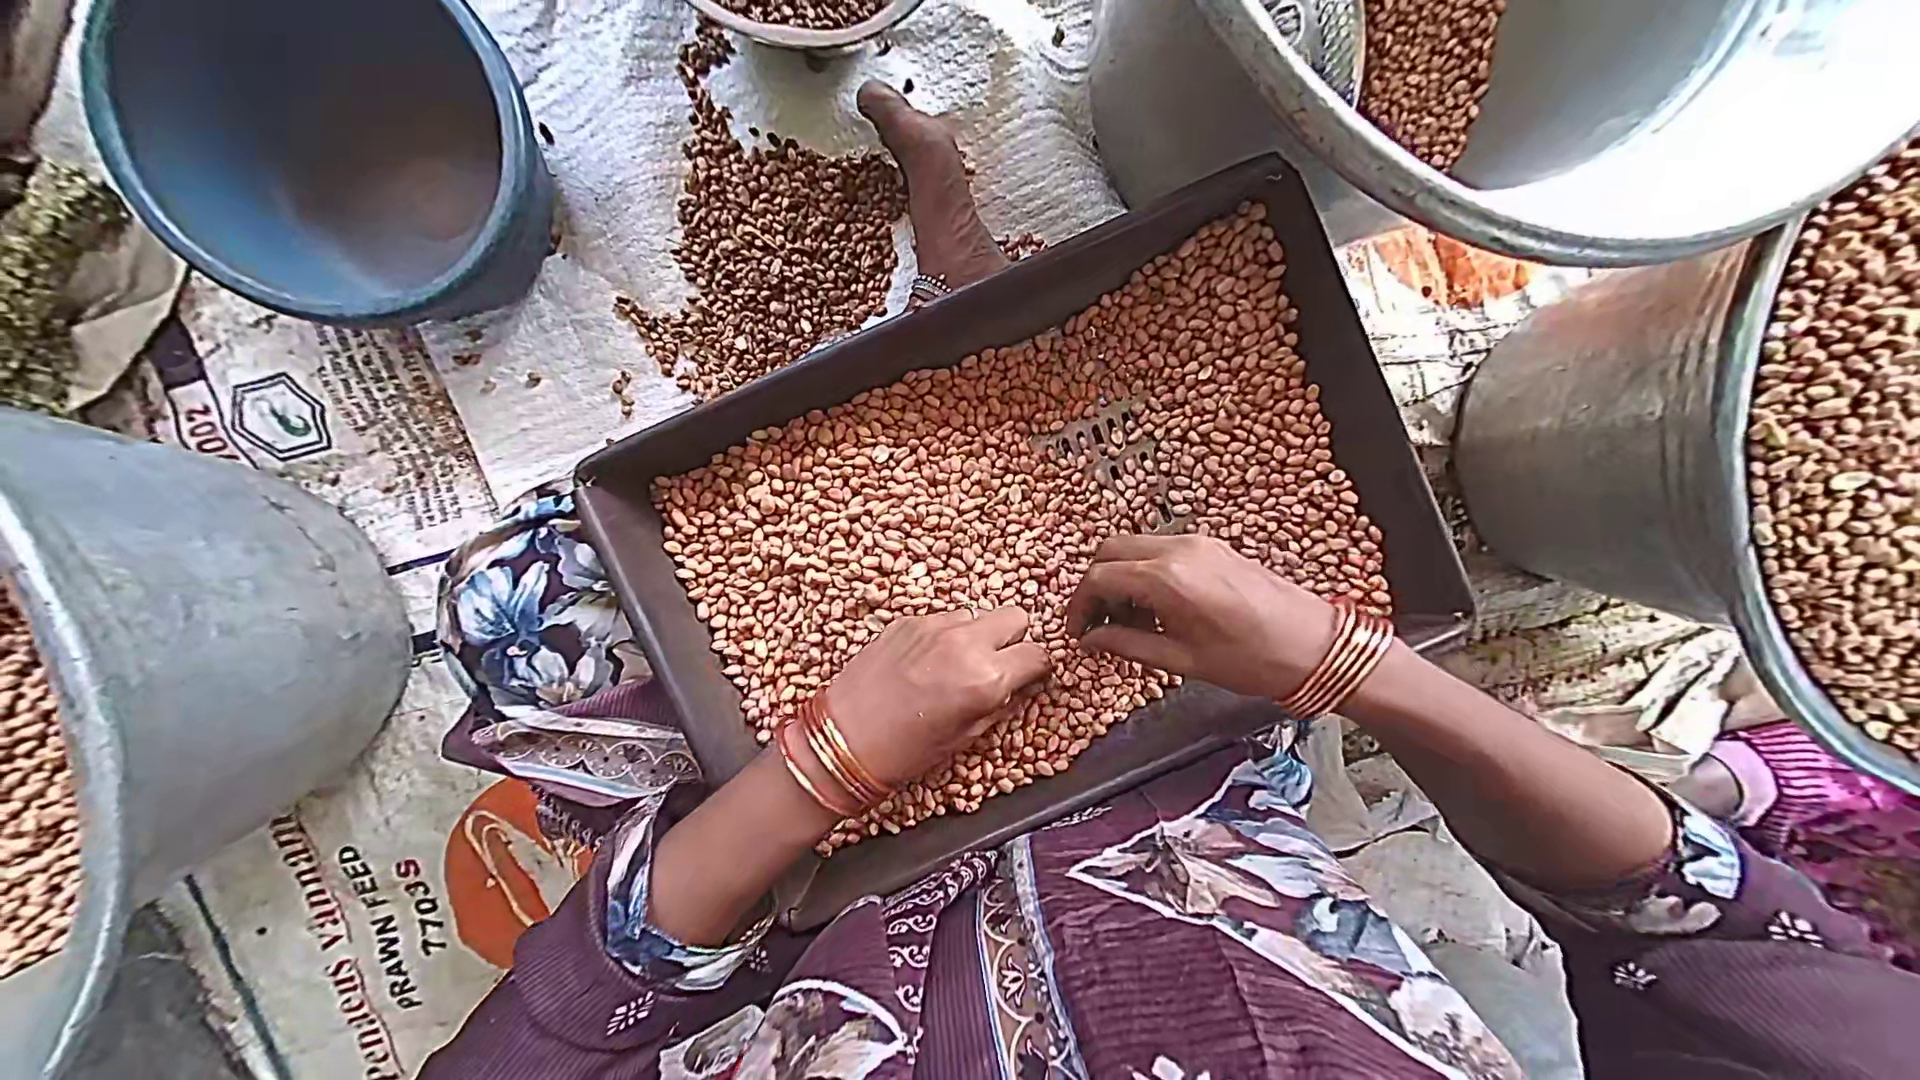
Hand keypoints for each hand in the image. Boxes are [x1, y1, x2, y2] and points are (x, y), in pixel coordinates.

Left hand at [826, 608, 1051, 787]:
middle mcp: (964, 642)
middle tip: (999, 664)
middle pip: (1015, 617)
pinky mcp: (908, 620)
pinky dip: (947, 635)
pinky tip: (929, 661)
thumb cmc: (906, 751)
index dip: (1037, 667)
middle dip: (1014, 639)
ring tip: (957, 665)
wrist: (842, 740)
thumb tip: (1023, 683)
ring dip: (978, 635)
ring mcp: (933, 626)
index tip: (1031, 675)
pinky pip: (945, 618)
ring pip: (978, 614)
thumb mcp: (967, 736)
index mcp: (985, 677)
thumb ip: (1003, 702)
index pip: (1037, 654)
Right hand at [1065, 534, 1338, 700]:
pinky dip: (1144, 571)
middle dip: (1094, 585)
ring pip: (1133, 547)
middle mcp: (1177, 549)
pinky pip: (1160, 549)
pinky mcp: (1212, 545)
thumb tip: (1090, 641)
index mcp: (1166, 579)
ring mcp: (1197, 542)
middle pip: (1109, 551)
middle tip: (1098, 622)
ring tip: (1129, 619)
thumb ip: (1127, 644)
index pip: (1099, 578)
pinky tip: (1156, 606)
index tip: (1078, 632)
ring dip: (1119, 576)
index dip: (1079, 605)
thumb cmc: (1253, 661)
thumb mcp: (1182, 660)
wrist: (1320, 646)